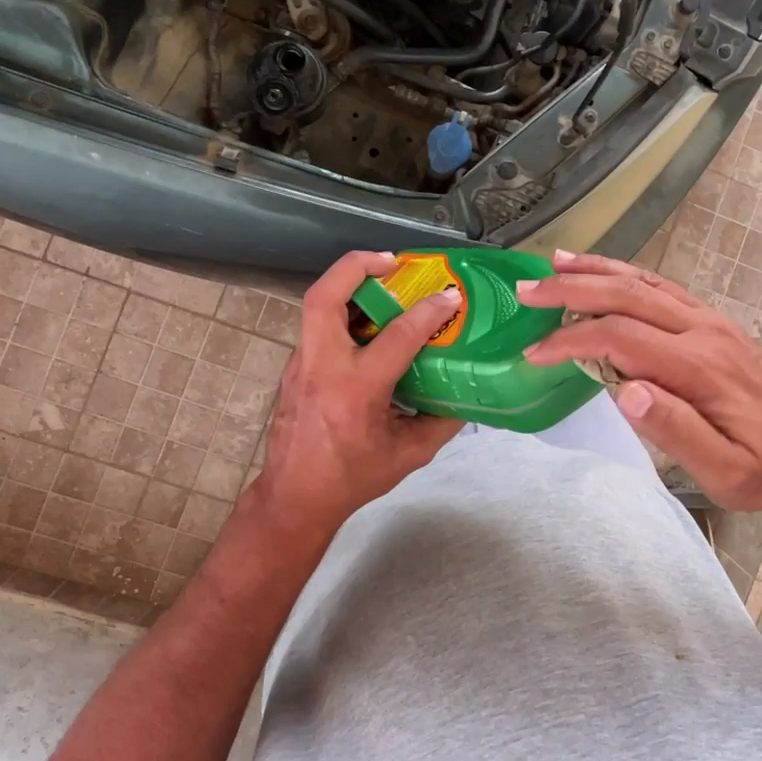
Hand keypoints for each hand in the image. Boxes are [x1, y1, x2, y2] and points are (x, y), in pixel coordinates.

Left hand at [253, 250, 465, 528]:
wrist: (294, 498)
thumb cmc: (353, 478)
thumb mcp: (409, 454)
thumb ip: (440, 422)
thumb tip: (467, 395)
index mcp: (356, 390)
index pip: (397, 336)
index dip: (428, 312)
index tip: (451, 296)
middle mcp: (323, 368)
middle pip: (325, 297)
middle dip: (357, 266)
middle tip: (392, 262)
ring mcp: (302, 365)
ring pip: (316, 306)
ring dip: (348, 285)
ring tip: (382, 282)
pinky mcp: (294, 369)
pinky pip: (318, 329)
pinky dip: (343, 315)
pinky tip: (367, 325)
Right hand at [517, 251, 761, 510]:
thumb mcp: (725, 472)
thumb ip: (676, 431)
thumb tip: (625, 390)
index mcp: (699, 368)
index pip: (621, 338)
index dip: (572, 340)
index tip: (534, 351)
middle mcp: (702, 332)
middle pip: (628, 296)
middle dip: (572, 289)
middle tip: (526, 291)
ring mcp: (710, 322)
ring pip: (646, 283)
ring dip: (598, 271)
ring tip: (556, 262)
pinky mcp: (715, 324)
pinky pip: (665, 288)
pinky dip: (629, 275)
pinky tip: (608, 273)